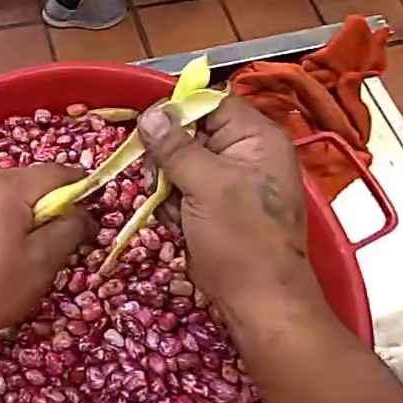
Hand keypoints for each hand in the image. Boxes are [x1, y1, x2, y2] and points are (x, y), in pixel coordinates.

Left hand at [0, 165, 93, 347]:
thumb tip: (84, 213)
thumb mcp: (42, 261)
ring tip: (30, 257)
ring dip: (30, 219)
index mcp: (6, 184)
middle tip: (60, 246)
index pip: (59, 172)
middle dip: (54, 208)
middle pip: (34, 183)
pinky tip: (2, 258)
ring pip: (13, 198)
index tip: (92, 221)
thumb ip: (70, 229)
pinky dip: (7, 226)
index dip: (83, 191)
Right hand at [136, 97, 317, 315]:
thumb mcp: (208, 186)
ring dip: (165, 184)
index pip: (212, 103)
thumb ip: (177, 148)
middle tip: (158, 177)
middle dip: (167, 155)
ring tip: (172, 207)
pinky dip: (170, 206)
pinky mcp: (209, 207)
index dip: (179, 109)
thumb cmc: (242, 240)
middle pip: (189, 133)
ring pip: (177, 164)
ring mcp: (225, 183)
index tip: (146, 123)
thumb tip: (150, 115)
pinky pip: (178, 192)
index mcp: (255, 139)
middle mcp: (242, 155)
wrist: (255, 300)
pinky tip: (177, 223)